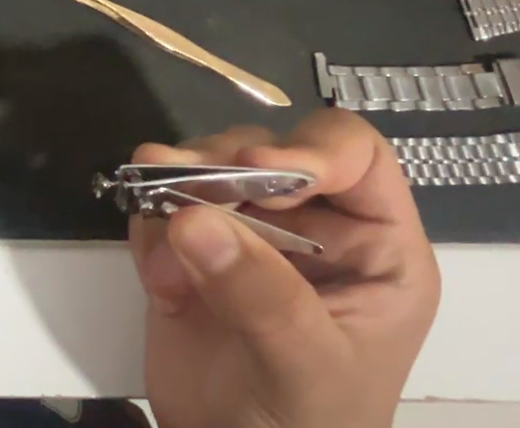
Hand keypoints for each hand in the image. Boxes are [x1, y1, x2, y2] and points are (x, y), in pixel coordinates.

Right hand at [128, 110, 440, 427]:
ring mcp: (245, 232)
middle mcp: (310, 225)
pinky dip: (146, 226)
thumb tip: (193, 217)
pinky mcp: (187, 244)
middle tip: (178, 196)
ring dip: (172, 193)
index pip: (354, 156)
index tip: (254, 171)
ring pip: (204, 165)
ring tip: (160, 252)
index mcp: (372, 247)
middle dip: (217, 169)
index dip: (310, 148)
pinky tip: (157, 283)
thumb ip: (262, 296)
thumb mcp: (305, 371)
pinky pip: (159, 200)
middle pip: (262, 150)